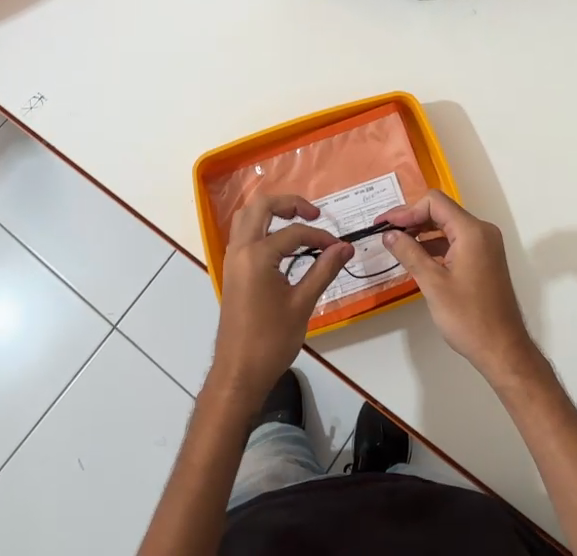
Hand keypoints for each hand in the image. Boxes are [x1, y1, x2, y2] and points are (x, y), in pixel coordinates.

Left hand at [210, 194, 350, 399]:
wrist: (239, 371)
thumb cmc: (272, 340)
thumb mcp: (303, 303)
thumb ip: (324, 270)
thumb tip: (345, 247)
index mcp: (257, 256)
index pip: (293, 233)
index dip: (319, 237)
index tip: (339, 248)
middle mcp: (240, 250)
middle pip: (260, 207)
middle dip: (288, 204)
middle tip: (313, 214)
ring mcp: (232, 260)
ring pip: (246, 217)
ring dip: (271, 212)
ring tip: (297, 221)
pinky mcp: (231, 271)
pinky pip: (243, 234)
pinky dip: (261, 227)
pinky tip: (281, 242)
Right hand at [378, 192, 538, 380]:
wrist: (502, 349)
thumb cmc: (468, 317)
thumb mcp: (433, 284)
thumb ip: (409, 253)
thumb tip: (389, 234)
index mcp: (472, 231)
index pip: (434, 203)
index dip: (407, 211)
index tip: (385, 226)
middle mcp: (482, 232)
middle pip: (441, 212)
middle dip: (412, 220)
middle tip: (385, 233)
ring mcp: (485, 246)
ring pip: (447, 227)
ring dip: (422, 234)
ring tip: (395, 246)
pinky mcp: (484, 259)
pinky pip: (455, 242)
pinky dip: (435, 246)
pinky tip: (416, 259)